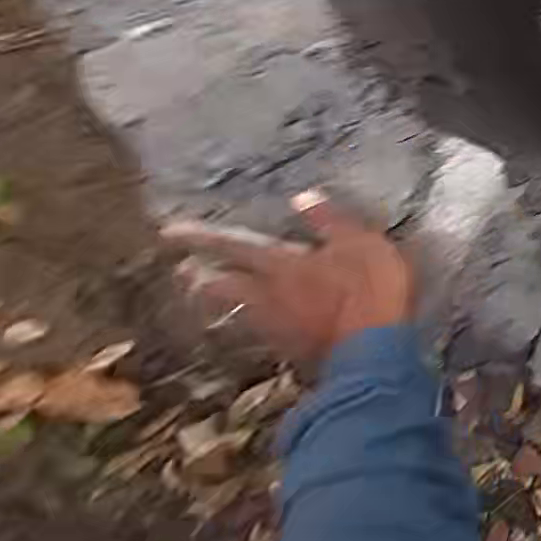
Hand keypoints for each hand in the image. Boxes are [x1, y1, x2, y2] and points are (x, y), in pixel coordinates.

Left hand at [165, 189, 414, 364]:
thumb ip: (331, 222)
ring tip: (213, 293)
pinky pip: (259, 327)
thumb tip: (302, 196)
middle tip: (188, 270)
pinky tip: (257, 319)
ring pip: (238, 308)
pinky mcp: (288, 345)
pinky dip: (253, 319)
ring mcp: (274, 324)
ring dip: (224, 299)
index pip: (238, 247)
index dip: (206, 238)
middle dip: (206, 275)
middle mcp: (267, 295)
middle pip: (226, 284)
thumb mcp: (362, 244)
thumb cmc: (369, 286)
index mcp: (284, 266)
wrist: (370, 345)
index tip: (170, 231)